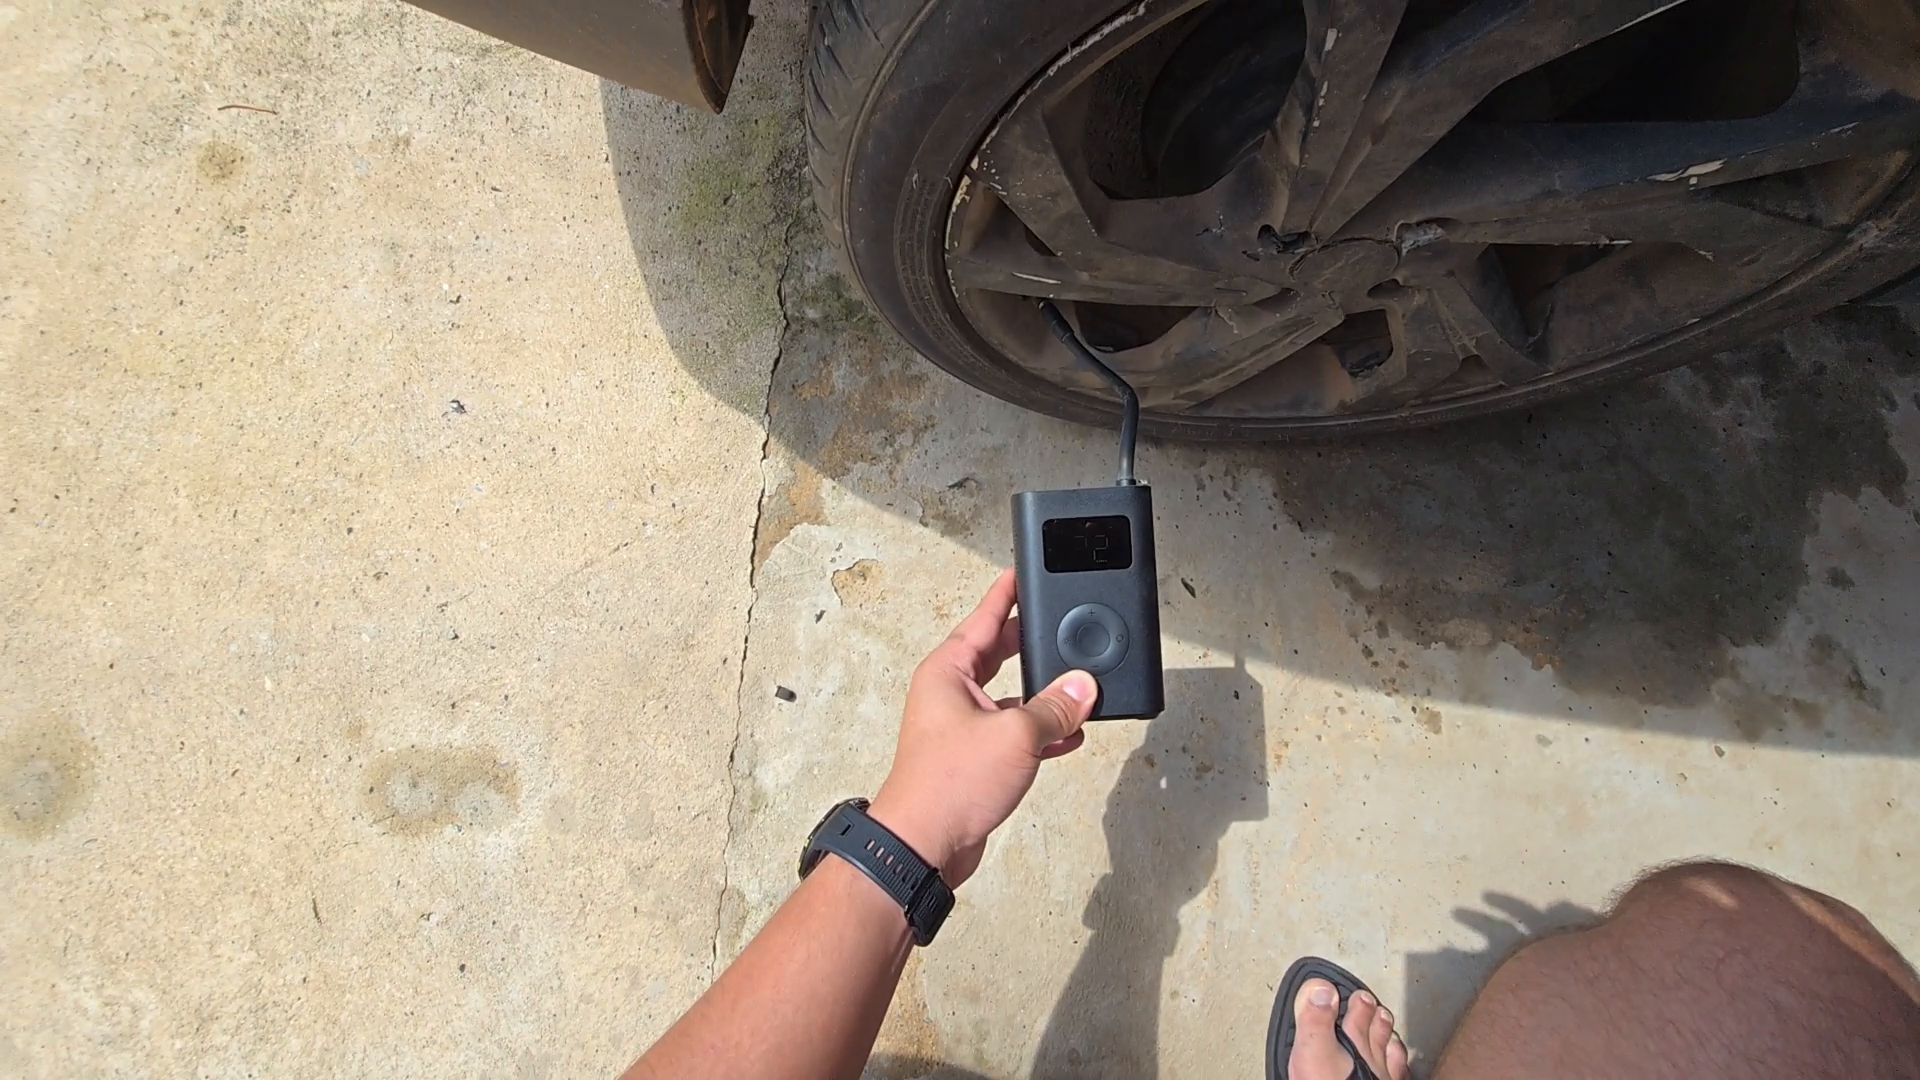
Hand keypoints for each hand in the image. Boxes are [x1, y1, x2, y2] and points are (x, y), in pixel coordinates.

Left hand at [869, 568, 1096, 887]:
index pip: (983, 618)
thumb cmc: (949, 783)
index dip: (1006, 593)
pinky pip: (1011, 731)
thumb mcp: (1015, 735)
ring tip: (1075, 684)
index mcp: (948, 671)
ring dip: (1040, 694)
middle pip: (996, 653)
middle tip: (1056, 622)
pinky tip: (1068, 734)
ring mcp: (960, 725)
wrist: (924, 845)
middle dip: (1029, 642)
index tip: (1021, 572)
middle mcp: (950, 692)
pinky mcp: (972, 756)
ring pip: (1007, 695)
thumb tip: (1082, 688)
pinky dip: (1038, 730)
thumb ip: (1054, 708)